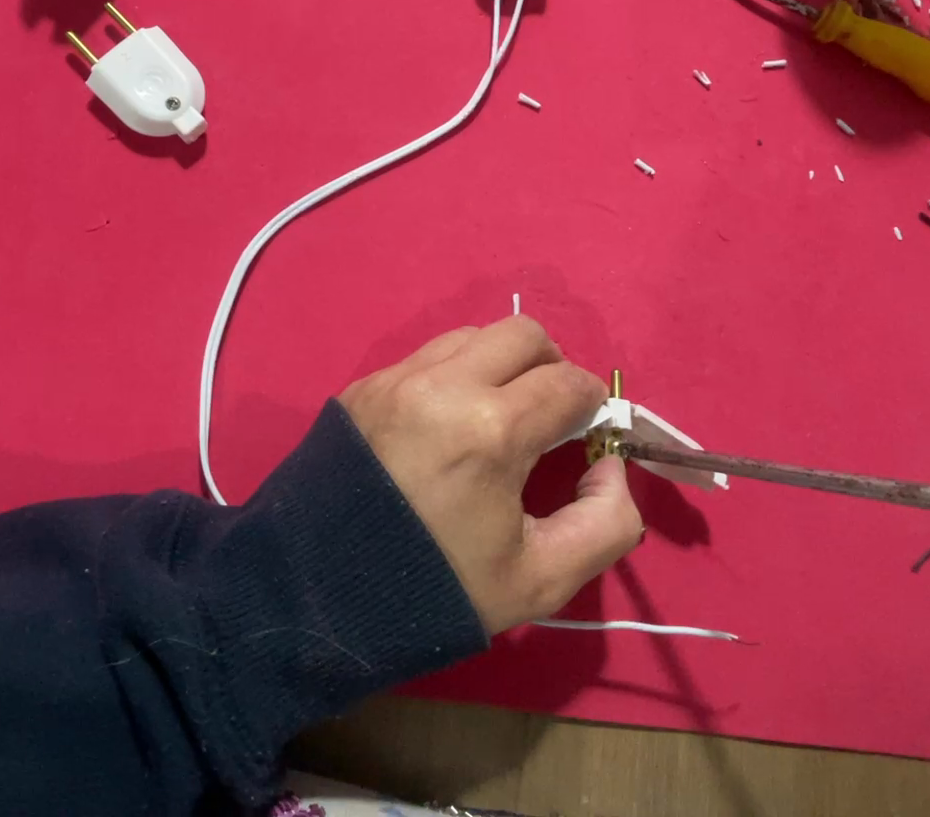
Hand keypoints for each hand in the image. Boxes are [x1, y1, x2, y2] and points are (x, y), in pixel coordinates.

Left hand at [338, 316, 639, 634]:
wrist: (322, 596)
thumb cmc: (437, 589)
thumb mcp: (541, 580)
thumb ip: (607, 522)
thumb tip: (607, 465)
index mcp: (490, 429)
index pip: (569, 383)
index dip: (593, 405)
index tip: (588, 432)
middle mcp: (442, 386)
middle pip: (522, 334)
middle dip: (552, 366)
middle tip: (549, 413)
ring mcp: (396, 379)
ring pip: (470, 336)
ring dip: (500, 364)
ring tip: (497, 414)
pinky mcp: (363, 387)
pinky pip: (425, 357)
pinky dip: (453, 376)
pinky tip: (446, 424)